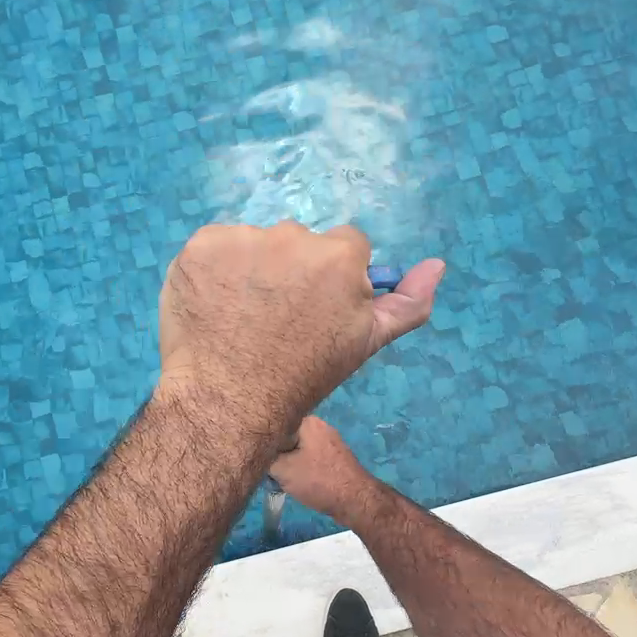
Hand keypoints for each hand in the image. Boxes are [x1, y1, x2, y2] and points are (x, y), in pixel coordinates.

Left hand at [156, 221, 443, 432]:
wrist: (229, 400)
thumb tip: (436, 265)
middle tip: (271, 317)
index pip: (342, 247)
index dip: (326, 280)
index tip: (310, 310)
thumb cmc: (303, 376)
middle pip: (295, 242)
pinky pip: (212, 248)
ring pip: (253, 243)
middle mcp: (292, 236)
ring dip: (248, 267)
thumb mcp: (365, 343)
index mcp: (339, 255)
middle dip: (288, 270)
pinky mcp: (200, 246)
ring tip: (238, 314)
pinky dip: (211, 270)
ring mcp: (241, 239)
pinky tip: (211, 304)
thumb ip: (406, 304)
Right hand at [267, 417, 388, 528]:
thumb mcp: (281, 469)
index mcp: (307, 421)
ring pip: (296, 449)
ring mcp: (328, 442)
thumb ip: (265, 457)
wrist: (355, 501)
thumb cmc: (318, 480)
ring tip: (279, 478)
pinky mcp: (333, 458)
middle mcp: (319, 426)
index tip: (255, 454)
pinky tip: (295, 482)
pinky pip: (308, 458)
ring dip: (286, 463)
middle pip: (285, 437)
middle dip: (275, 453)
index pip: (274, 424)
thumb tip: (259, 454)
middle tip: (267, 470)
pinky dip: (300, 469)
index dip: (262, 440)